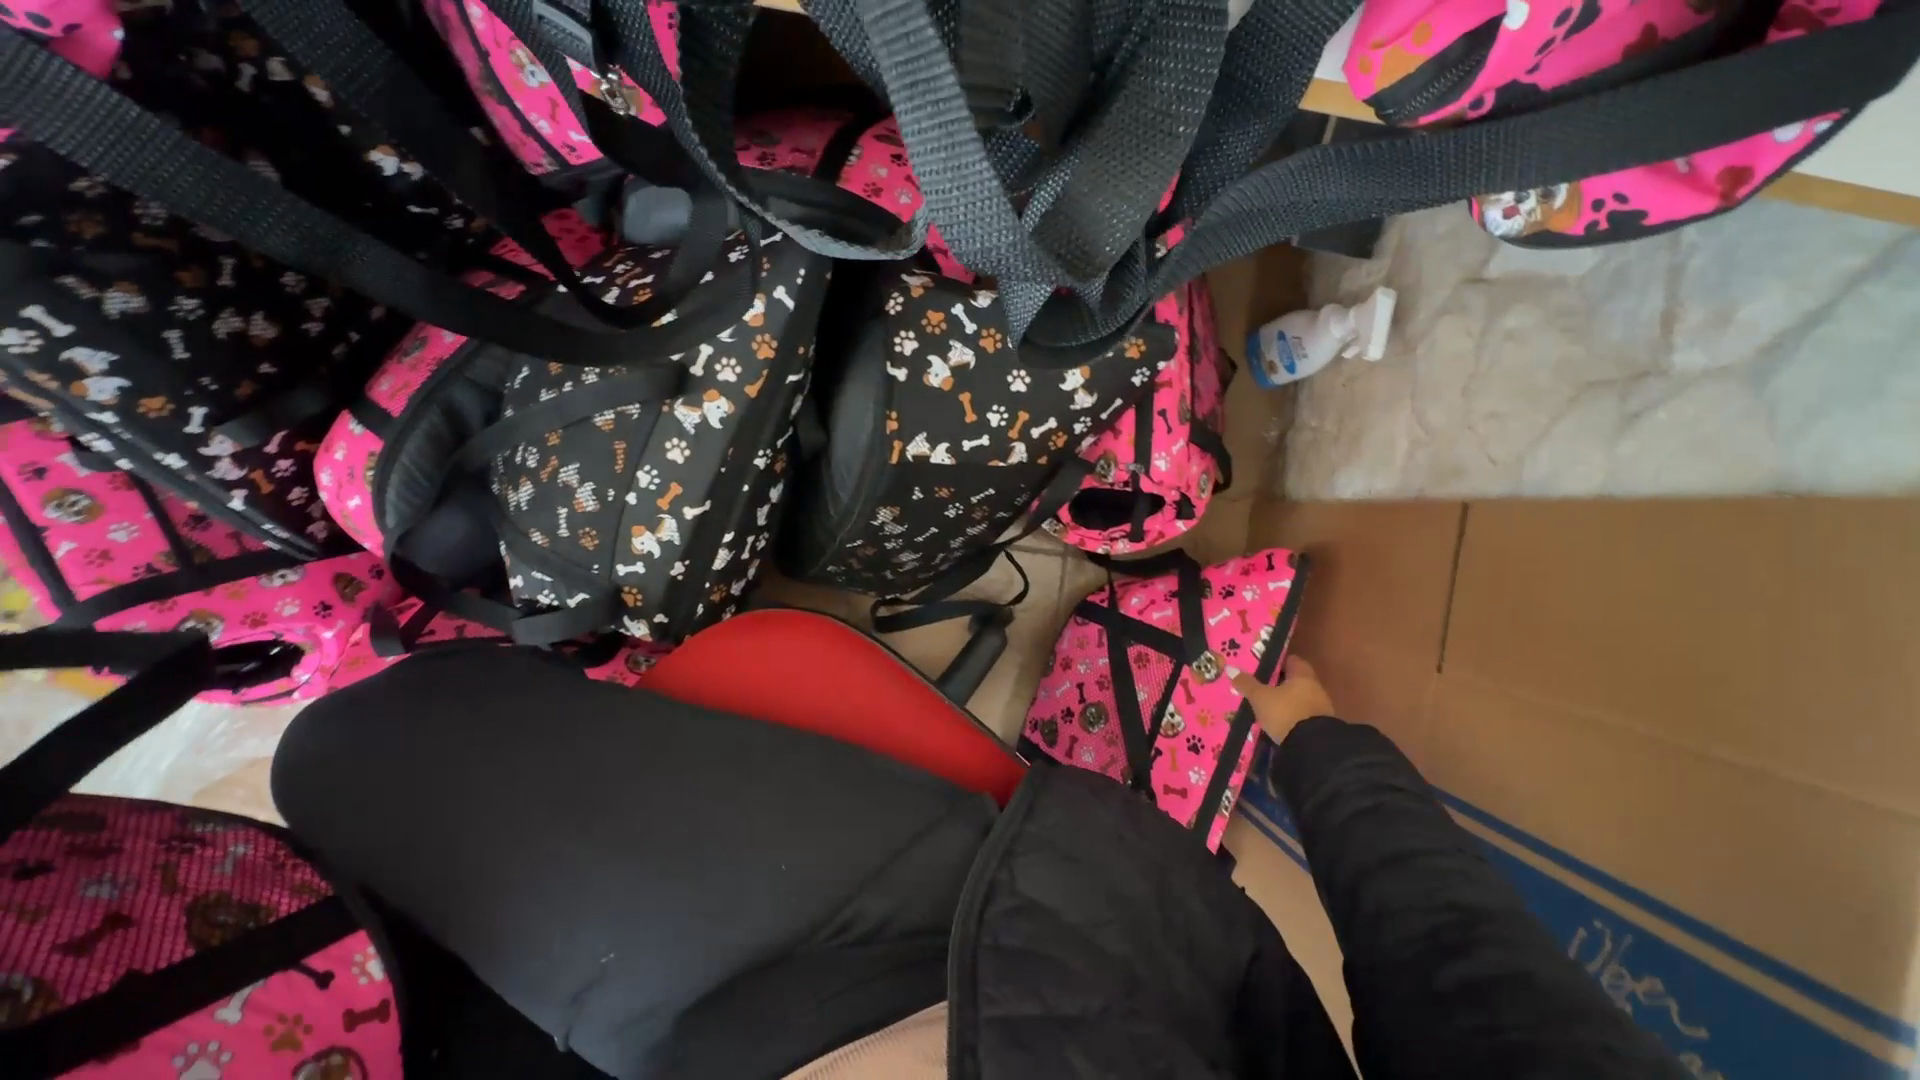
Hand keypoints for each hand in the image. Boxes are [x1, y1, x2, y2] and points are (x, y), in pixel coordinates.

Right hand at [1232, 655, 1334, 743]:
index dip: (1276, 663)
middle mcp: (1315, 687)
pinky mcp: (1320, 726)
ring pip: (1298, 699)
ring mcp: (1321, 707)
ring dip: (1285, 702)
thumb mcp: (1260, 697)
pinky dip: (1291, 717)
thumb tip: (1232, 670)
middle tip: (1259, 688)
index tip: (1261, 668)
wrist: (1311, 746)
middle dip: (1279, 684)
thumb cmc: (1285, 712)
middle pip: (1295, 680)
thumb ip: (1247, 684)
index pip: (1291, 660)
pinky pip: (1302, 716)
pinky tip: (1278, 723)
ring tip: (1266, 708)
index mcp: (1302, 674)